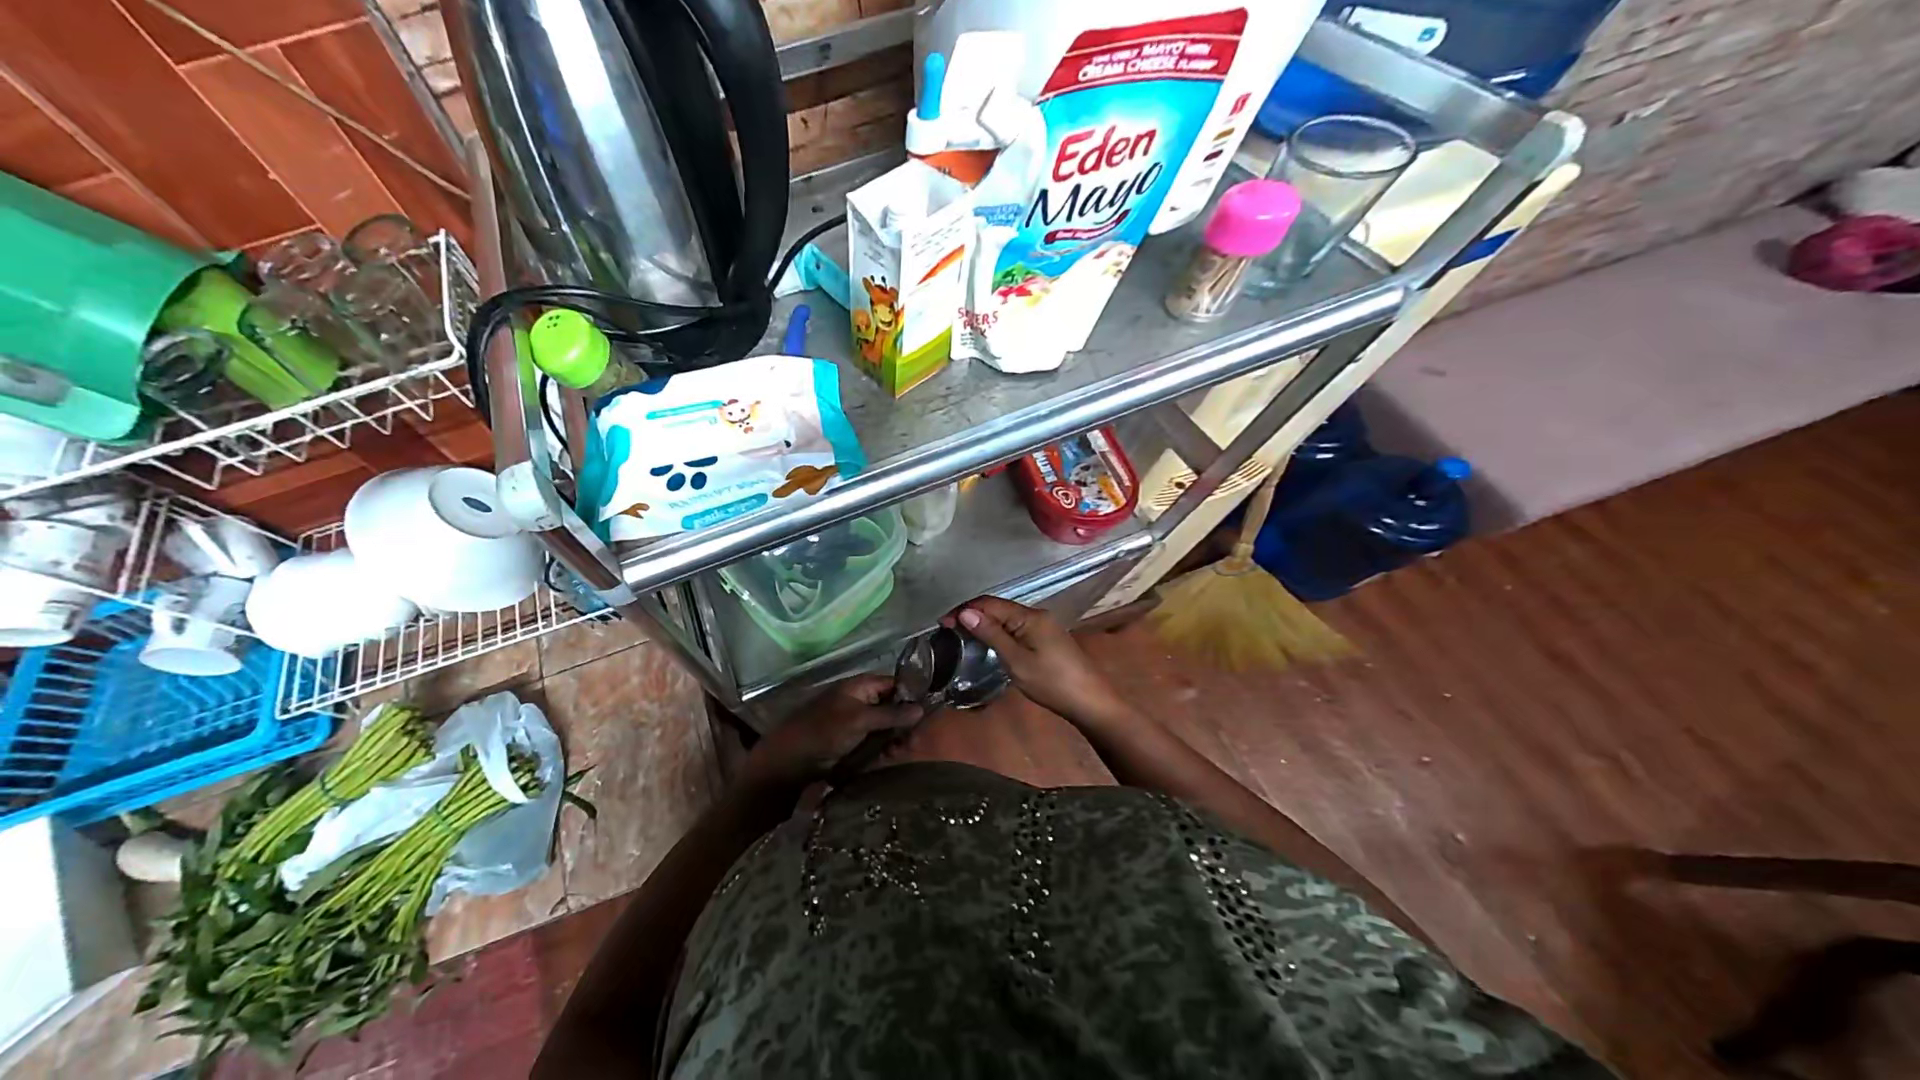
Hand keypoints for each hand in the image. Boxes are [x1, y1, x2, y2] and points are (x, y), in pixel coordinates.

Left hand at [738, 675, 921, 796]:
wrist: (791, 761)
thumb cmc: (824, 732)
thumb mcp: (860, 720)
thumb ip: (891, 714)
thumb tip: (922, 708)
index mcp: (861, 686)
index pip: (895, 683)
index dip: (913, 693)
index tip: (933, 709)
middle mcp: (862, 700)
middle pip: (893, 704)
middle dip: (907, 719)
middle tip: (924, 735)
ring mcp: (858, 721)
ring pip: (887, 725)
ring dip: (898, 736)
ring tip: (911, 748)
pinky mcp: (854, 741)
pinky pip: (877, 741)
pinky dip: (886, 747)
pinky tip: (897, 757)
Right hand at [945, 597, 1131, 727]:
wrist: (1090, 701)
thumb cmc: (1052, 683)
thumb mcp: (1017, 661)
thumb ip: (992, 635)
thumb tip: (966, 612)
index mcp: (1030, 617)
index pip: (990, 604)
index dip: (964, 610)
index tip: (942, 623)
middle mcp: (1037, 615)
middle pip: (998, 608)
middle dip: (972, 615)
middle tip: (948, 631)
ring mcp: (1044, 626)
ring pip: (1007, 618)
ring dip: (985, 624)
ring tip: (962, 637)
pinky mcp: (1047, 639)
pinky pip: (1017, 628)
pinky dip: (998, 632)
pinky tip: (988, 644)